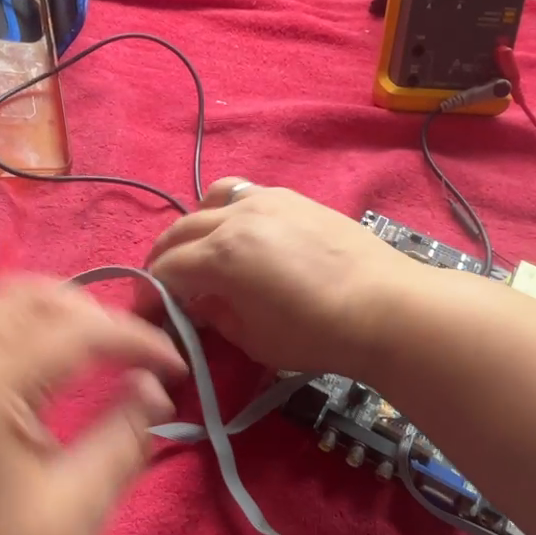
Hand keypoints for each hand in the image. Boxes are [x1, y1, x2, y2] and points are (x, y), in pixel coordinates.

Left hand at [0, 277, 184, 534]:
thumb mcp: (79, 507)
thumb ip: (125, 434)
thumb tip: (155, 387)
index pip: (74, 332)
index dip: (134, 340)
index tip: (176, 364)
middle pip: (30, 299)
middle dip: (92, 314)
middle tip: (136, 351)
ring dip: (45, 306)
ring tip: (90, 336)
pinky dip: (3, 316)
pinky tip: (30, 343)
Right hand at [146, 177, 431, 375]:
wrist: (387, 307)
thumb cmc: (317, 334)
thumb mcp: (253, 339)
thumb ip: (215, 316)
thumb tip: (201, 303)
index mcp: (220, 256)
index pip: (165, 270)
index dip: (149, 294)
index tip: (149, 314)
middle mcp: (235, 218)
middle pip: (179, 232)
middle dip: (164, 260)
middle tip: (166, 288)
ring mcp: (266, 200)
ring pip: (208, 201)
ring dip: (193, 228)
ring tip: (200, 252)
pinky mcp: (292, 197)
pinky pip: (243, 195)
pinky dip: (226, 213)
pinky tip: (241, 236)